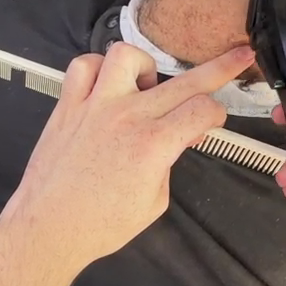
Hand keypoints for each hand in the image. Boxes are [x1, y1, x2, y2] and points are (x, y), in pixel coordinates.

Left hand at [0, 42, 254, 276]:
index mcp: (154, 145)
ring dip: (146, 66)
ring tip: (146, 87)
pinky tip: (106, 85)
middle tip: (237, 57)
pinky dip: (99, 68)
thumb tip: (172, 141)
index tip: (214, 119)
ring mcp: (95, 106)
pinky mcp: (67, 106)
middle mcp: (127, 117)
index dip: (217, 113)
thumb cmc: (101, 225)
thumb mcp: (154, 202)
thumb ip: (168, 163)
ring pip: (128, 56)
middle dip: (220, 67)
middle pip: (184, 81)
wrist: (49, 229)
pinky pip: (83, 66)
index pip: (203, 109)